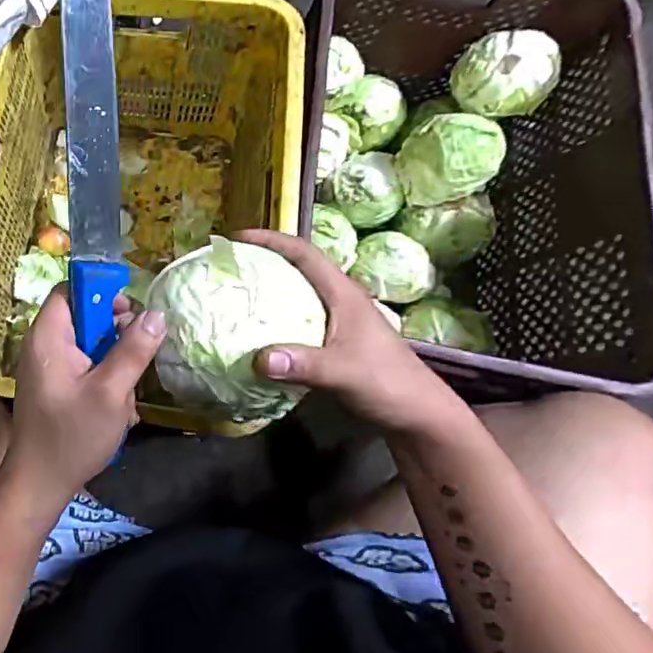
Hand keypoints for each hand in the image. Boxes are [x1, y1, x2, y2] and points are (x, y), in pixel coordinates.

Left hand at [6, 287, 165, 502]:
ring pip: (89, 341)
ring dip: (113, 358)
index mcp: (48, 335)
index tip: (129, 310)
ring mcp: (48, 364)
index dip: (100, 291)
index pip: (71, 289)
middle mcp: (43, 343)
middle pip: (83, 314)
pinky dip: (103, 375)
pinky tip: (117, 403)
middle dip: (114, 330)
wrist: (39, 482)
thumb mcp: (111, 392)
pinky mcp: (55, 383)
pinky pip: (84, 363)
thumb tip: (156, 314)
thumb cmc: (72, 435)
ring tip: (127, 387)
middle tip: (137, 350)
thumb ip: (134, 350)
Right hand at [234, 229, 455, 435]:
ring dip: (270, 287)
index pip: (305, 253)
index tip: (238, 238)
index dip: (272, 240)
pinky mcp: (335, 341)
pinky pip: (298, 317)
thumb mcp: (343, 372)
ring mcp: (339, 320)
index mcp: (344, 294)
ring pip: (299, 292)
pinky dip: (276, 316)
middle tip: (232, 263)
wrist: (420, 415)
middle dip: (265, 258)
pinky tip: (258, 330)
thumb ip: (302, 365)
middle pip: (299, 267)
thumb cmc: (388, 384)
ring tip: (238, 291)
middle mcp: (340, 300)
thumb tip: (258, 359)